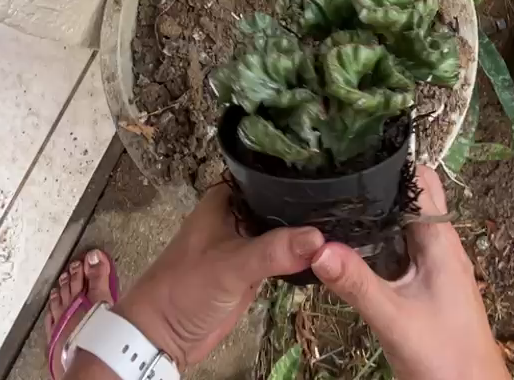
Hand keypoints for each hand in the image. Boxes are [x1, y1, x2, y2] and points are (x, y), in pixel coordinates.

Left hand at [102, 184, 323, 369]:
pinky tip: (326, 252)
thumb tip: (319, 238)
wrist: (165, 335)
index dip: (300, 178)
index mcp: (227, 196)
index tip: (336, 178)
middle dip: (309, 207)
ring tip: (345, 225)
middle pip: (282, 204)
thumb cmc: (186, 287)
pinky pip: (282, 255)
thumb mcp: (231, 264)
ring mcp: (247, 240)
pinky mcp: (253, 268)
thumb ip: (273, 251)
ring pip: (284, 230)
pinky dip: (300, 255)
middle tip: (348, 206)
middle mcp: (239, 212)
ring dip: (306, 233)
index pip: (271, 178)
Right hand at [309, 164, 508, 379]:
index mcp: (440, 240)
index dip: (388, 165)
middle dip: (380, 187)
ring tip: (339, 208)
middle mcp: (442, 244)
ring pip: (408, 222)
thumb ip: (356, 284)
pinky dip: (383, 239)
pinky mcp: (430, 283)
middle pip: (412, 196)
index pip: (419, 180)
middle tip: (340, 184)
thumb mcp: (393, 320)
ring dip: (380, 214)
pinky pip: (405, 246)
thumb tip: (316, 247)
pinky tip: (356, 248)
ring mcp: (438, 264)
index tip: (351, 160)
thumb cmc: (445, 360)